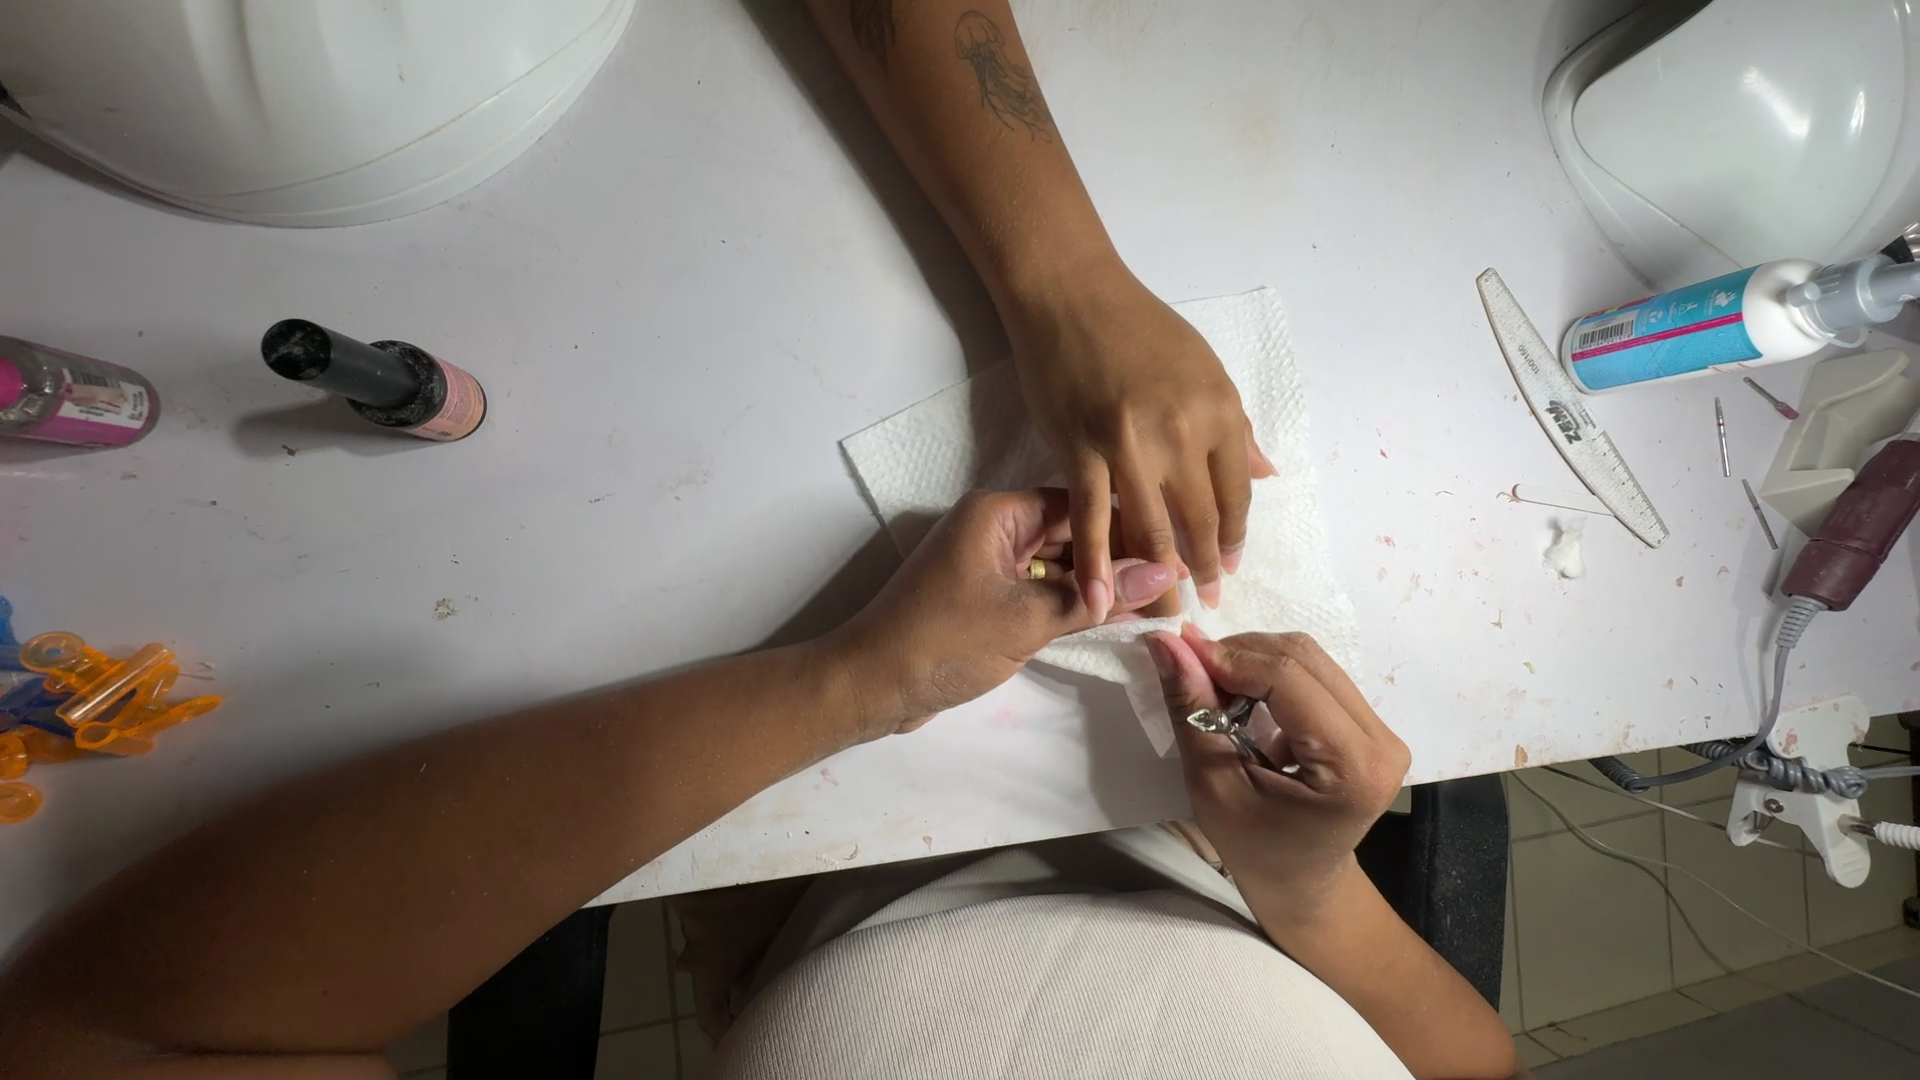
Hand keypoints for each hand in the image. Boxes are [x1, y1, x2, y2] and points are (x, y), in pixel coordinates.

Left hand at [833, 489, 1175, 736]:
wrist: (874, 684)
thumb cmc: (945, 642)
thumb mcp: (1026, 620)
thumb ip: (1096, 597)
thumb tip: (1164, 575)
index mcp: (997, 513)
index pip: (1078, 504)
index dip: (1128, 526)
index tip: (1178, 548)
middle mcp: (994, 527)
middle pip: (1070, 532)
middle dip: (1118, 557)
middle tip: (1179, 580)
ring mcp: (989, 561)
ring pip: (1057, 562)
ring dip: (1097, 582)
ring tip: (1158, 600)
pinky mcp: (986, 593)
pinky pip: (1038, 587)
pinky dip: (1070, 601)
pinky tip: (1113, 616)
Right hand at [1005, 270, 1274, 619]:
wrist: (1071, 295)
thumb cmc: (1138, 327)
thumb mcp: (1204, 367)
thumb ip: (1234, 426)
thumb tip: (1266, 473)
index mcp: (1218, 410)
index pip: (1235, 492)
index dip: (1234, 536)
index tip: (1231, 565)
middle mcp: (1182, 433)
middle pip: (1199, 520)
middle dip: (1206, 568)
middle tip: (1206, 603)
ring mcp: (1129, 445)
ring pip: (1150, 529)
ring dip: (1161, 578)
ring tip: (1166, 611)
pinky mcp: (1080, 451)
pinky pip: (1092, 518)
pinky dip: (1096, 564)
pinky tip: (1100, 601)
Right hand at [1148, 625, 1409, 922]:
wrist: (1299, 880)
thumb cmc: (1252, 845)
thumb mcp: (1211, 782)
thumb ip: (1192, 709)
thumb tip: (1166, 642)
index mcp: (1352, 767)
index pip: (1287, 679)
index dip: (1229, 657)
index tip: (1177, 654)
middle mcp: (1381, 740)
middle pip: (1301, 658)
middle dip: (1237, 653)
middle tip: (1190, 671)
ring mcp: (1382, 728)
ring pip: (1307, 656)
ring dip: (1250, 658)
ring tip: (1213, 686)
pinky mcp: (1369, 722)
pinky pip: (1314, 671)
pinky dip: (1267, 671)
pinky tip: (1241, 695)